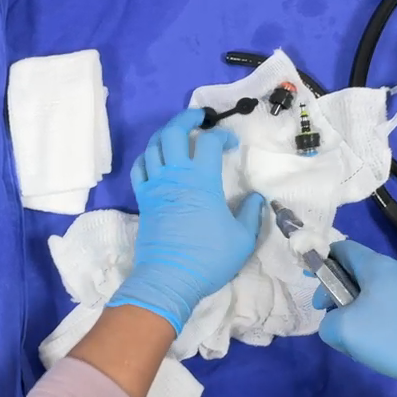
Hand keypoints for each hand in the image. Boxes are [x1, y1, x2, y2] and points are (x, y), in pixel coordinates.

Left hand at [110, 109, 266, 331]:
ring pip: (153, 146)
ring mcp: (155, 186)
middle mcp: (175, 176)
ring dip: (166, 133)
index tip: (232, 144)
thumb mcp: (242, 239)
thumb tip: (256, 198)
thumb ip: (251, 215)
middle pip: (174, 132)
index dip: (222, 137)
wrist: (168, 279)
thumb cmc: (208, 259)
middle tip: (199, 117)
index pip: (209, 143)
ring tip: (178, 133)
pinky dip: (148, 156)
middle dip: (187, 118)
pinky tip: (157, 158)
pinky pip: (140, 168)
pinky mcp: (143, 199)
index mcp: (202, 181)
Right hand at [315, 240, 396, 396]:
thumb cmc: (395, 337)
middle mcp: (396, 271)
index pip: (342, 248)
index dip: (322, 261)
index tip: (313, 284)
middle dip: (338, 292)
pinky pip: (391, 308)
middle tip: (332, 318)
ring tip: (357, 338)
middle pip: (356, 272)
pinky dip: (378, 322)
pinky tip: (381, 345)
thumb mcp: (345, 330)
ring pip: (373, 293)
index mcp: (376, 265)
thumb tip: (335, 322)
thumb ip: (327, 322)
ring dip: (357, 311)